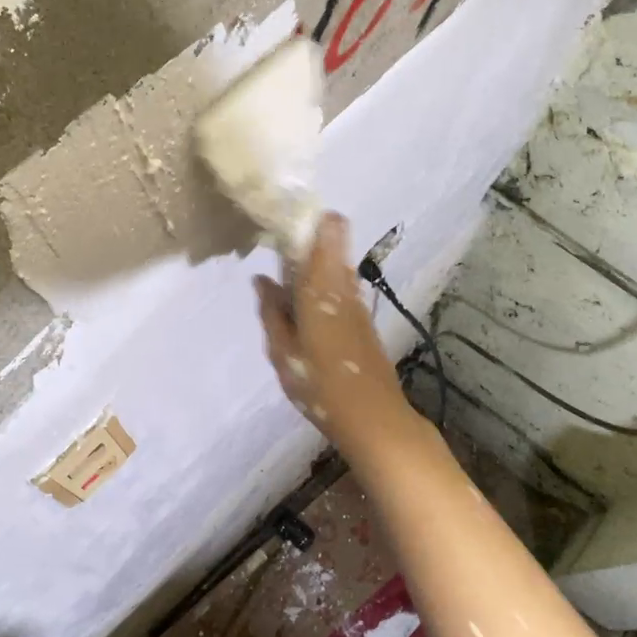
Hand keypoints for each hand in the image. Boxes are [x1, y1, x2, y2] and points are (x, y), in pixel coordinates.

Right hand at [253, 212, 409, 446]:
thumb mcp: (282, 352)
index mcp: (322, 285)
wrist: (374, 418)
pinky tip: (302, 313)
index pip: (329, 228)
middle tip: (273, 260)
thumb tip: (262, 280)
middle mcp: (344, 285)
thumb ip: (271, 312)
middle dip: (304, 242)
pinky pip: (339, 288)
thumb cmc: (321, 385)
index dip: (308, 218)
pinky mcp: (363, 320)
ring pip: (336, 265)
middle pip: (332, 242)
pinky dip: (321, 287)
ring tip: (282, 289)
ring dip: (312, 266)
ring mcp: (357, 303)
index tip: (281, 226)